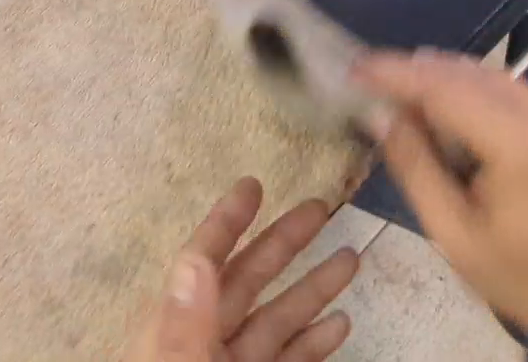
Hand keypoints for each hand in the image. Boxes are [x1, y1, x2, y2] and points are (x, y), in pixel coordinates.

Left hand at [125, 178, 358, 361]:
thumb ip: (186, 325)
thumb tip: (195, 261)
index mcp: (177, 329)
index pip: (203, 262)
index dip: (227, 221)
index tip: (253, 183)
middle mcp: (203, 341)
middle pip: (248, 282)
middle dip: (285, 243)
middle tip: (320, 207)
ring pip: (275, 321)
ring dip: (313, 290)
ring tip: (350, 257)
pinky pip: (286, 361)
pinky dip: (312, 342)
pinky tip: (340, 322)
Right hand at [355, 49, 527, 347]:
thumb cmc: (520, 275)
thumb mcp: (454, 234)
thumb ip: (414, 166)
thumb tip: (377, 113)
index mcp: (518, 143)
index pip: (442, 89)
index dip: (393, 73)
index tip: (353, 68)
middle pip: (459, 72)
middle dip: (408, 72)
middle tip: (363, 80)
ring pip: (477, 71)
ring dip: (434, 77)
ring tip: (392, 93)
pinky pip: (497, 83)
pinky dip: (462, 87)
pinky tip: (436, 104)